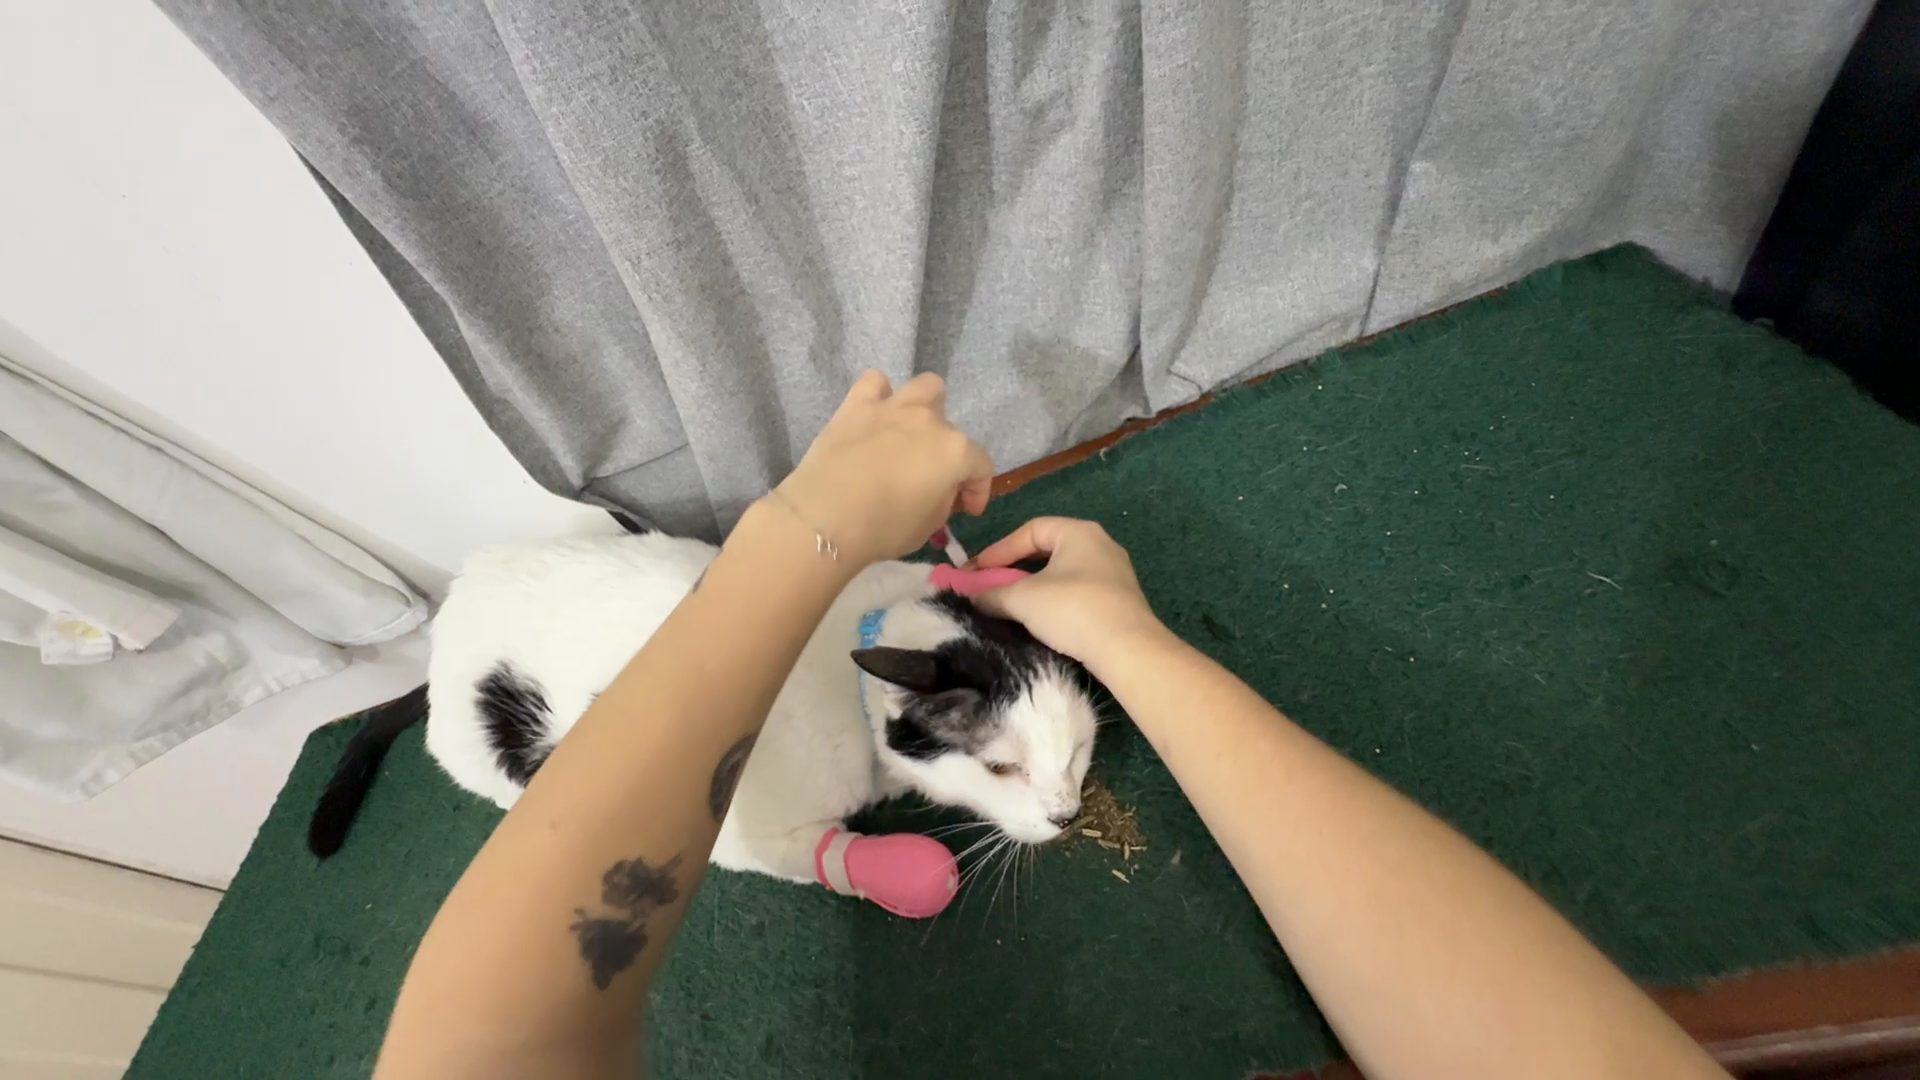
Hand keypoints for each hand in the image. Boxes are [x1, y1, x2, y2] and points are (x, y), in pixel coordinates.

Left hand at [773, 371, 994, 564]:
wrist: (826, 518)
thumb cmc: (884, 529)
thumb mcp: (928, 526)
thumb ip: (942, 501)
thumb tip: (938, 490)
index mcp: (955, 452)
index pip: (980, 465)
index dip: (978, 490)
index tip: (969, 510)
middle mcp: (930, 421)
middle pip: (951, 430)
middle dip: (947, 454)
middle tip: (932, 478)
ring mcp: (893, 408)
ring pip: (925, 387)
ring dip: (926, 408)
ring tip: (912, 433)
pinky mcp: (857, 405)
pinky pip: (875, 383)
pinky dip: (879, 395)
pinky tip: (875, 416)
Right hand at [969, 517, 1168, 672]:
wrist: (1127, 650)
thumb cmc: (1073, 609)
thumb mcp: (1023, 599)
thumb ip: (991, 594)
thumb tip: (970, 597)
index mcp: (1079, 532)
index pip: (1030, 530)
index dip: (999, 549)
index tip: (976, 572)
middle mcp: (1100, 545)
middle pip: (1047, 550)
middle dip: (1014, 568)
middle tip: (991, 586)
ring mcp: (1113, 574)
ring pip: (1062, 574)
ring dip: (1033, 587)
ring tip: (1011, 604)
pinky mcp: (1118, 601)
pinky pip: (1077, 593)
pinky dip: (1054, 602)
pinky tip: (1041, 621)